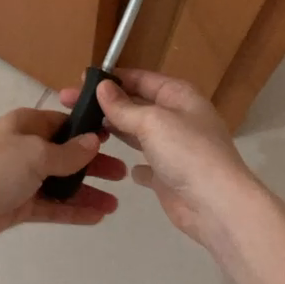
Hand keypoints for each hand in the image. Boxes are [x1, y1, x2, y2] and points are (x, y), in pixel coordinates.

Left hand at [0, 108, 124, 250]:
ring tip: (114, 204)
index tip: (116, 140)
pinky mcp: (14, 205)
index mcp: (25, 124)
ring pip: (59, 182)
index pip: (64, 122)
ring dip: (86, 191)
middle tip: (122, 176)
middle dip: (93, 164)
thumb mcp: (34, 154)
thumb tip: (93, 141)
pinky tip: (95, 217)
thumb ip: (67, 152)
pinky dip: (71, 210)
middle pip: (65, 154)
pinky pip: (49, 205)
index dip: (89, 131)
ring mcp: (18, 178)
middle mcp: (23, 148)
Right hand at [59, 70, 259, 245]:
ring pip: (139, 133)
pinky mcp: (169, 177)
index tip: (80, 81)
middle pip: (137, 105)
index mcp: (179, 96)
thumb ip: (124, 107)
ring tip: (82, 129)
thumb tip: (102, 87)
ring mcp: (174, 149)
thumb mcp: (153, 121)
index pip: (141, 79)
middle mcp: (178, 118)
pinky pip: (147, 164)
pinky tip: (117, 165)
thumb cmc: (187, 152)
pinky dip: (133, 164)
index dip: (112, 78)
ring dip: (115, 130)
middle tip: (68, 104)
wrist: (216, 205)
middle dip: (105, 104)